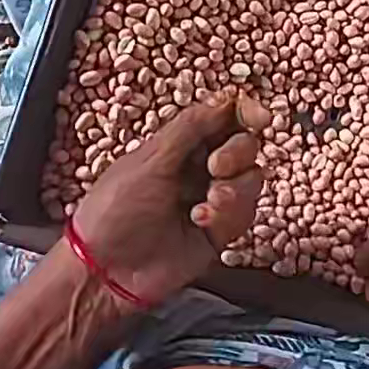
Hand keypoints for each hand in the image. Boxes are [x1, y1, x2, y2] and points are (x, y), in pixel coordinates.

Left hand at [69, 91, 271, 304]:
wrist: (106, 270)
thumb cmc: (116, 208)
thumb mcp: (150, 160)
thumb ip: (191, 127)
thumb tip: (226, 97)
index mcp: (179, 143)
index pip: (223, 117)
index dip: (245, 112)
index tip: (261, 117)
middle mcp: (198, 168)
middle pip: (244, 146)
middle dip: (237, 152)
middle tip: (215, 166)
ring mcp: (211, 200)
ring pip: (251, 180)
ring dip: (236, 188)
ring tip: (208, 202)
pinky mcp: (219, 232)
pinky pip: (245, 213)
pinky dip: (229, 214)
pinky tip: (201, 221)